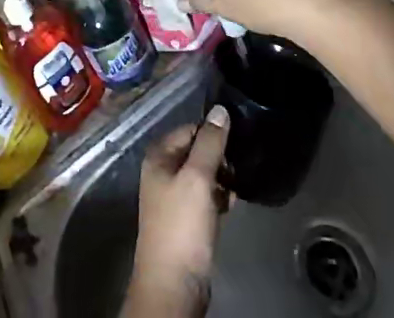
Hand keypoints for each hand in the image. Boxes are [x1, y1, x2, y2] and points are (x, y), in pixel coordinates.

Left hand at [123, 106, 229, 317]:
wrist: (174, 284)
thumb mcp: (198, 177)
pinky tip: (230, 205)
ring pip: (204, 175)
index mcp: (158, 157)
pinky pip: (206, 197)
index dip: (212, 135)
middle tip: (235, 172)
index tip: (234, 146)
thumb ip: (210, 142)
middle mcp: (162, 172)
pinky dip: (218, 198)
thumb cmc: (182, 224)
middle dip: (219, 159)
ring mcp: (173, 197)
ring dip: (221, 179)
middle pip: (197, 151)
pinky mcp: (186, 219)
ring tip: (234, 190)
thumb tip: (220, 109)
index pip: (190, 129)